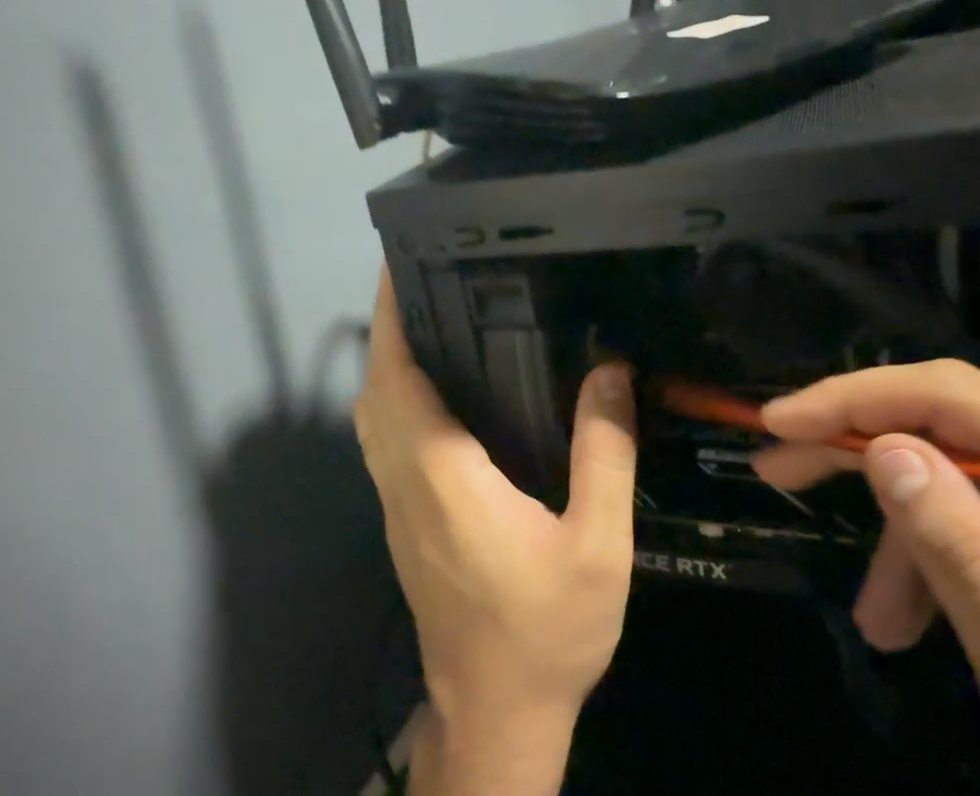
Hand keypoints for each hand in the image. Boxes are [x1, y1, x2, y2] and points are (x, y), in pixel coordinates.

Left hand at [354, 275, 637, 795]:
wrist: (497, 711)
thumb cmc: (546, 630)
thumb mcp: (598, 544)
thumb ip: (606, 453)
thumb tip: (609, 372)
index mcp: (443, 475)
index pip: (397, 377)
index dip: (391, 318)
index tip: (399, 267)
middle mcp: (404, 483)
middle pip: (373, 390)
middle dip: (387, 331)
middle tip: (426, 286)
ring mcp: (395, 508)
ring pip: (370, 420)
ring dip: (386, 368)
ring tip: (430, 328)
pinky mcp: (402, 528)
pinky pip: (383, 446)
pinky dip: (394, 404)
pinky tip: (437, 400)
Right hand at [753, 360, 979, 795]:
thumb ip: (968, 564)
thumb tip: (885, 448)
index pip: (965, 400)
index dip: (856, 396)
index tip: (774, 422)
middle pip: (968, 426)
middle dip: (868, 453)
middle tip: (782, 479)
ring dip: (921, 533)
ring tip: (886, 624)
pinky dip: (966, 548)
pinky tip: (942, 613)